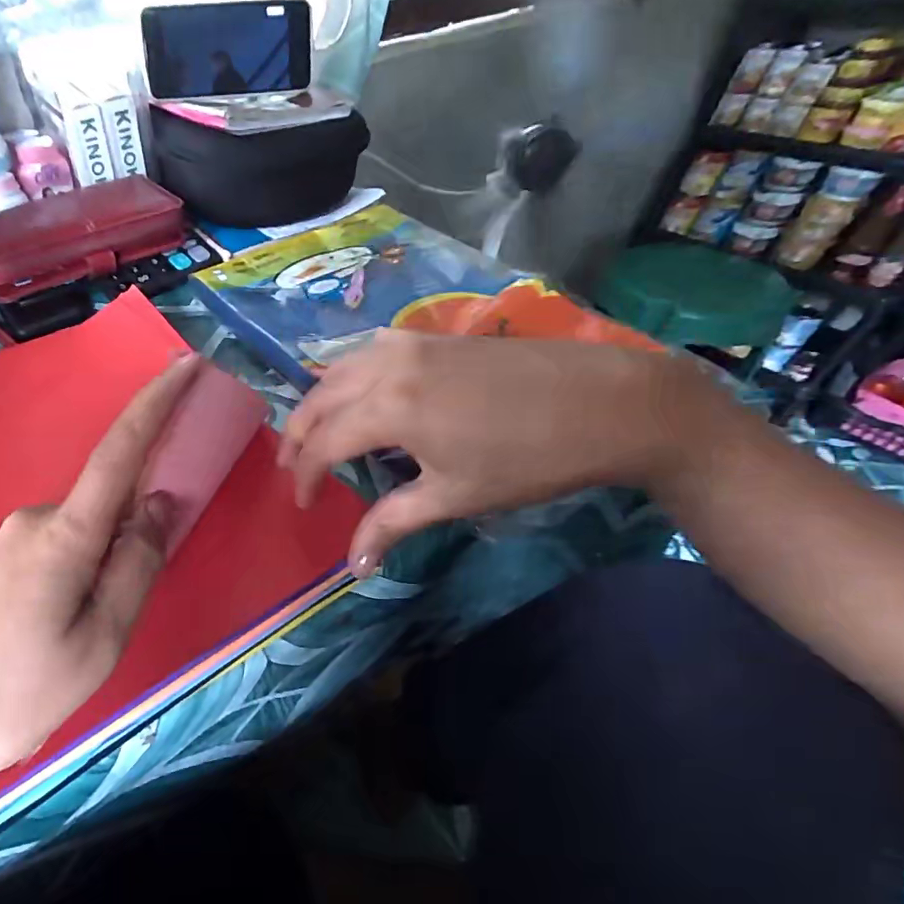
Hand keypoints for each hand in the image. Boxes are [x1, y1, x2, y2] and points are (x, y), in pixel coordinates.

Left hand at [0, 353, 200, 903]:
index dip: (156, 403)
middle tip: (137, 602)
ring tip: (92, 640)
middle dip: (142, 523)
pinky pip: (65, 549)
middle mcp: (35, 519)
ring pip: (87, 532)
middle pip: (109, 500)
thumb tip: (162, 502)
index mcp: (65, 533)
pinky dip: (88, 570)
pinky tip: (70, 631)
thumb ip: (136, 565)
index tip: (187, 364)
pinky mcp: (3, 564)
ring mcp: (13, 540)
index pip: (120, 450)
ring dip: (112, 561)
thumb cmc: (15, 694)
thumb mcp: (99, 640)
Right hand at [279, 330, 727, 575]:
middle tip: (293, 468)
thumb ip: (392, 524)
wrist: (611, 403)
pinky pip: (367, 353)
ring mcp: (409, 344)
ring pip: (338, 369)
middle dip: (298, 436)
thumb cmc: (531, 458)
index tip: (305, 504)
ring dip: (319, 401)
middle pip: (319, 399)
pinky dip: (347, 376)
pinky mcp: (431, 337)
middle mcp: (386, 366)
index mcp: (389, 407)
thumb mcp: (455, 496)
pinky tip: (358, 393)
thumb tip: (354, 566)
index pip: (323, 443)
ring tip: (316, 432)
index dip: (306, 476)